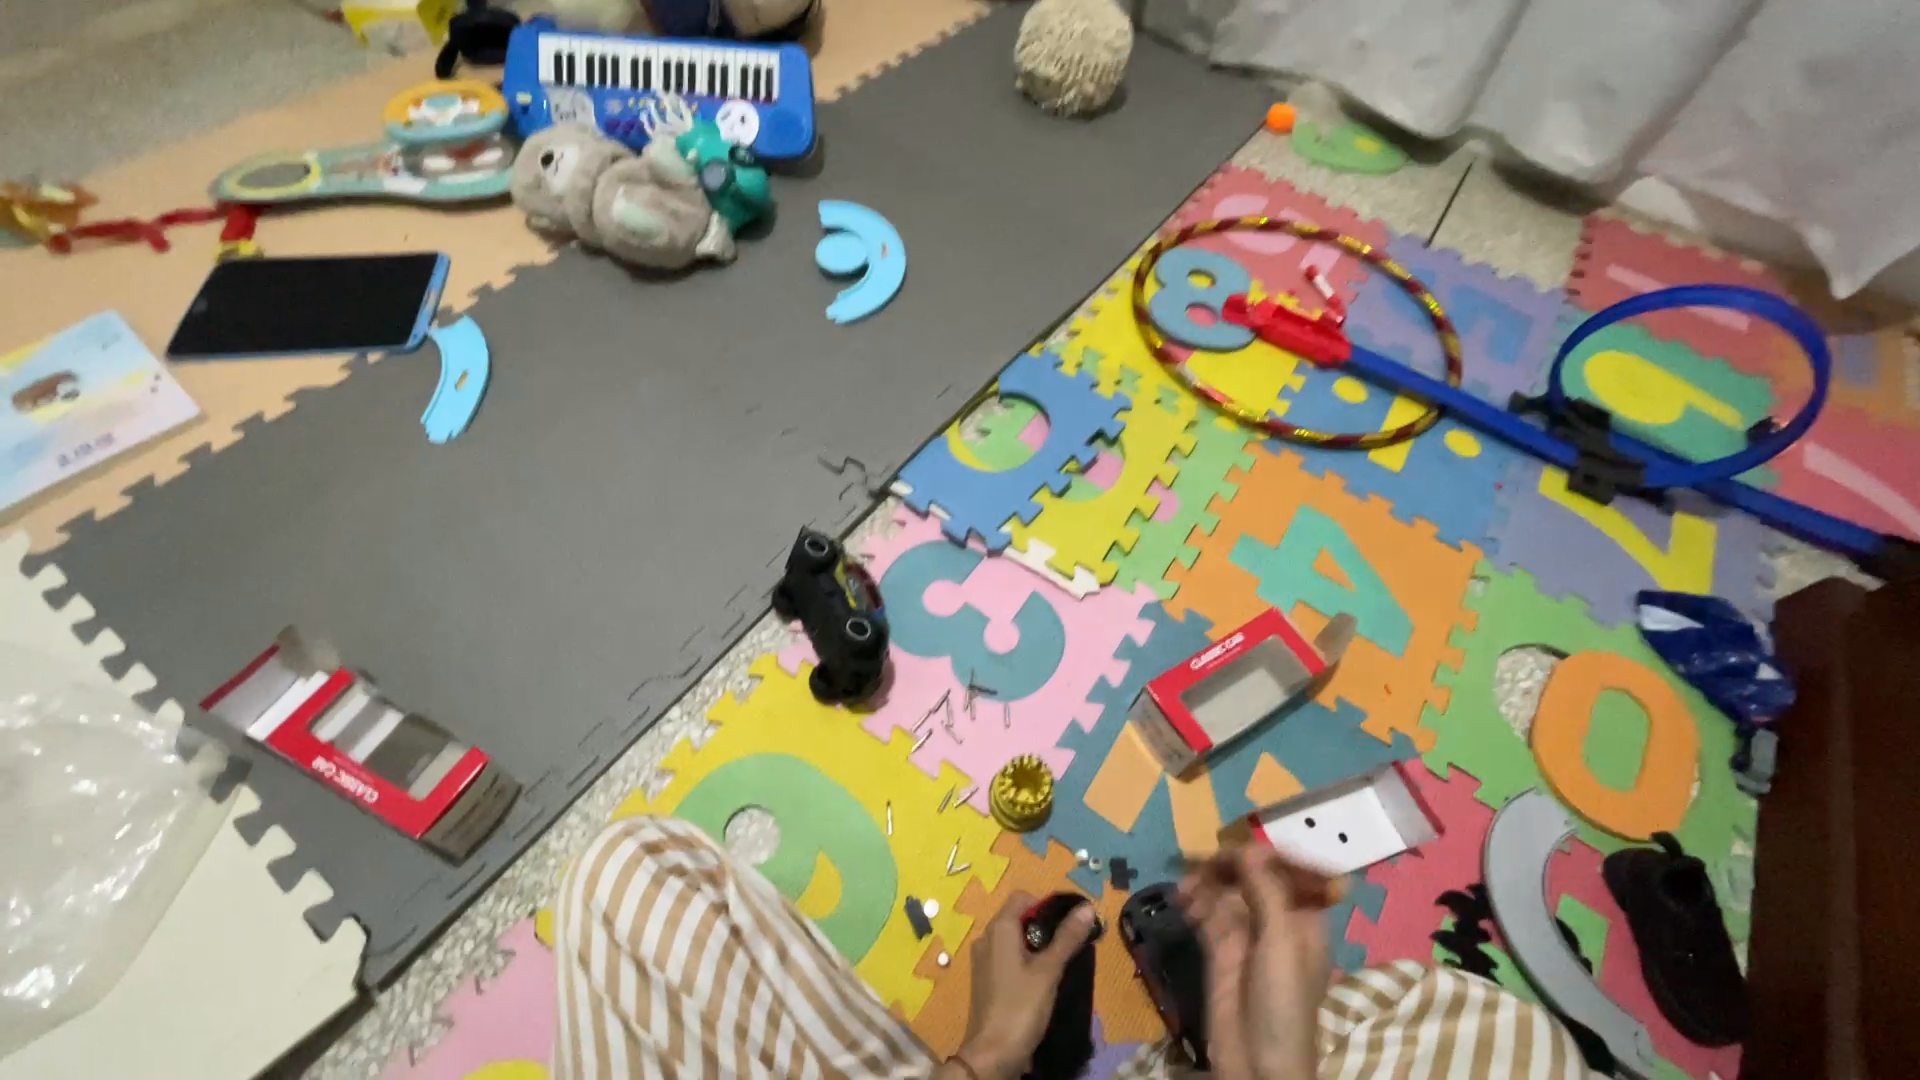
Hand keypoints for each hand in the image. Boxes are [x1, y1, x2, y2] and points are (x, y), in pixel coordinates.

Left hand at [954, 890, 1098, 1079]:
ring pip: (1011, 939)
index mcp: (998, 928)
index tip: (1067, 925)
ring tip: (1057, 965)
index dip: (1046, 905)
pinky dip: (1022, 960)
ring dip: (1034, 945)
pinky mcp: (984, 979)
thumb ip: (1067, 938)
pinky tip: (1039, 981)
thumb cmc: (1020, 1007)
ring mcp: (982, 959)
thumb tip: (1087, 906)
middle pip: (1017, 917)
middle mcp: (986, 937)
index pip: (1022, 897)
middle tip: (1067, 946)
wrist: (991, 1055)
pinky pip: (1005, 957)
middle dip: (1043, 926)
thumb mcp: (1048, 971)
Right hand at [1181, 845, 1333, 1079]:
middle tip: (1201, 865)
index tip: (1239, 847)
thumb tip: (1250, 848)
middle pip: (1252, 878)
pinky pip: (1206, 913)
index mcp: (1303, 921)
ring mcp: (1246, 935)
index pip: (1290, 872)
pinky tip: (1182, 902)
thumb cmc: (1283, 1006)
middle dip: (1227, 866)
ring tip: (1185, 888)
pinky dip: (1194, 902)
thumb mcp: (1280, 945)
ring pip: (1225, 892)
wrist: (1258, 1066)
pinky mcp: (1220, 949)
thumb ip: (1266, 892)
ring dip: (1205, 883)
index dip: (1267, 855)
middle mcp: (1276, 922)